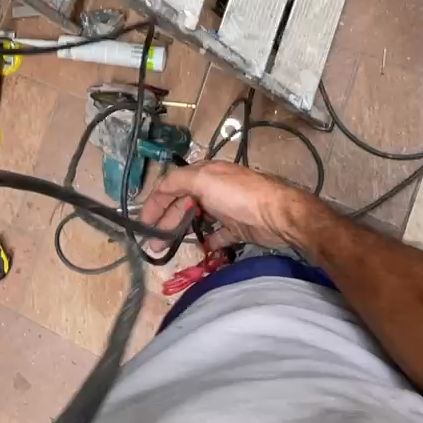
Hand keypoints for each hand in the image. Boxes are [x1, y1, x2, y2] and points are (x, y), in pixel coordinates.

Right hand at [140, 161, 322, 250]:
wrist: (279, 215)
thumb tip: (159, 189)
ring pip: (196, 220)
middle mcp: (212, 188)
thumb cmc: (239, 195)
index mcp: (202, 174)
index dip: (154, 203)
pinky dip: (208, 240)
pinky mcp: (238, 227)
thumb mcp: (203, 180)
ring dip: (181, 231)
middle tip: (153, 243)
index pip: (170, 186)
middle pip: (181, 204)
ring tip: (168, 249)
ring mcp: (225, 208)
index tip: (143, 223)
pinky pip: (217, 234)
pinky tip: (201, 247)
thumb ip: (177, 181)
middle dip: (165, 222)